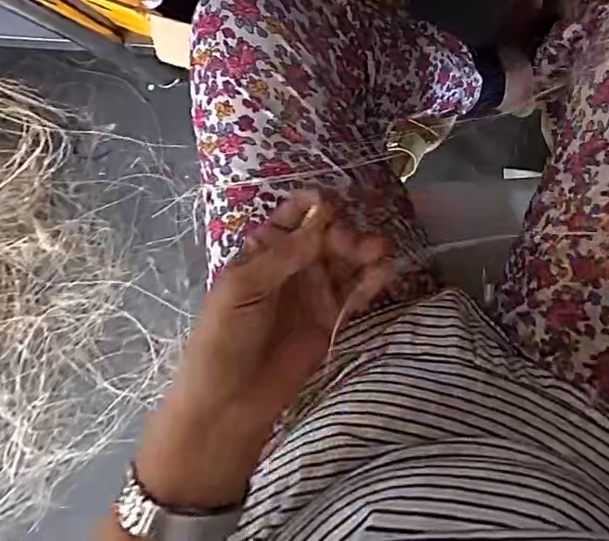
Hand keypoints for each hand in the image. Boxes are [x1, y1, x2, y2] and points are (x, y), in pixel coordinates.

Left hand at [135, 191, 394, 508]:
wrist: (228, 404)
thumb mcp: (244, 287)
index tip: (332, 204)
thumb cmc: (223, 336)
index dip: (314, 205)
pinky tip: (385, 270)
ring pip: (344, 260)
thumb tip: (322, 215)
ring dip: (363, 251)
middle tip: (353, 244)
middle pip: (325, 235)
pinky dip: (371, 280)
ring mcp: (314, 290)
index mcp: (265, 248)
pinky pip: (354, 292)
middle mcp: (293, 263)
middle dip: (342, 232)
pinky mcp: (330, 318)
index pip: (294, 214)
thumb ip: (285, 255)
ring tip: (380, 249)